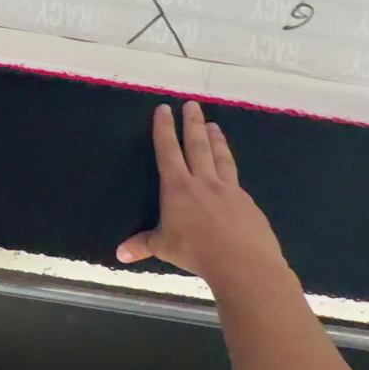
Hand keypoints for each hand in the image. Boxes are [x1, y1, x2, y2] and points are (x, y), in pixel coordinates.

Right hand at [116, 102, 292, 291]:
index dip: (164, 129)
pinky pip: (235, 180)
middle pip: (197, 146)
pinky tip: (229, 171)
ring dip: (216, 140)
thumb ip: (143, 244)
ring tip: (214, 125)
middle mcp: (204, 183)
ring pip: (221, 158)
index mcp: (178, 188)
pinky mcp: (248, 204)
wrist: (245, 264)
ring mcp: (229, 191)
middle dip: (192, 124)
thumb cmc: (196, 251)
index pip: (167, 151)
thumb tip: (120, 254)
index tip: (164, 110)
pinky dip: (230, 170)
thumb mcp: (163, 247)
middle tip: (192, 105)